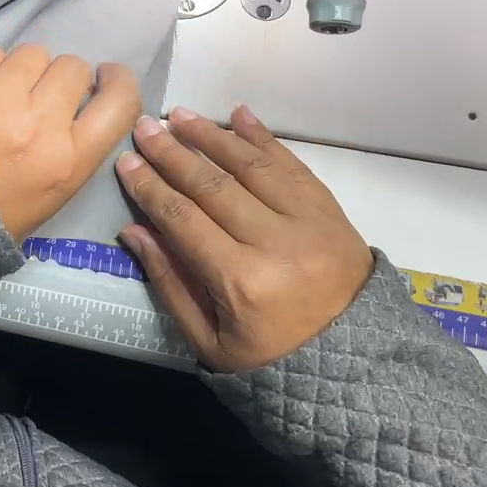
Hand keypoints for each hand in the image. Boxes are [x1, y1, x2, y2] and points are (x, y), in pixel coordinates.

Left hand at [0, 44, 141, 241]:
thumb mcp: (55, 194)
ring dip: (25, 69)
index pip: (118, 102)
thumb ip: (77, 146)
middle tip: (41, 96)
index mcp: (67, 161)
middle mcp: (36, 125)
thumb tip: (83, 98)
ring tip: (6, 92)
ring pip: (32, 53)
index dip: (117, 81)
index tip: (104, 78)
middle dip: (62, 79)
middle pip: (72, 67)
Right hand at [114, 106, 372, 370]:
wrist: (360, 372)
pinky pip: (294, 166)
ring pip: (253, 166)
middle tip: (144, 128)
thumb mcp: (208, 341)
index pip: (183, 219)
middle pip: (213, 186)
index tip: (125, 161)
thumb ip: (169, 282)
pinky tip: (239, 115)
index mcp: (242, 283)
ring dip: (212, 136)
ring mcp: (311, 224)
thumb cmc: (272, 360)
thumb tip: (133, 231)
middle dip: (173, 153)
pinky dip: (265, 138)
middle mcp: (277, 245)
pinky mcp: (333, 214)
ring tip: (181, 115)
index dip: (150, 187)